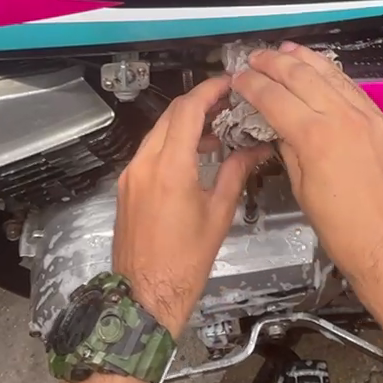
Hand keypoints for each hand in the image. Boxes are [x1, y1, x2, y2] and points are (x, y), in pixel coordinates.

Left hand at [112, 78, 267, 334]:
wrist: (144, 300)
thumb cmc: (186, 261)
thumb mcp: (219, 214)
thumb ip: (236, 172)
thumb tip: (256, 147)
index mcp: (170, 167)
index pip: (188, 110)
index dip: (210, 90)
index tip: (231, 83)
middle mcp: (144, 163)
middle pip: (171, 114)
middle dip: (200, 102)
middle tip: (228, 103)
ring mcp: (131, 175)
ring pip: (158, 130)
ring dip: (186, 122)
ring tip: (216, 130)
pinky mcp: (126, 187)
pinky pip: (150, 150)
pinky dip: (172, 142)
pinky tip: (194, 154)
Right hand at [231, 44, 382, 295]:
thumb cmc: (345, 231)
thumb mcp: (303, 190)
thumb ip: (289, 149)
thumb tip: (279, 128)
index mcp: (317, 138)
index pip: (276, 98)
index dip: (253, 85)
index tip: (240, 78)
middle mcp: (344, 118)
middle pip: (302, 76)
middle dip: (275, 63)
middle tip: (256, 57)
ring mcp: (369, 117)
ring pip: (332, 75)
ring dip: (306, 59)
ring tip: (286, 50)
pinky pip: (354, 90)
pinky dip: (334, 76)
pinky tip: (323, 71)